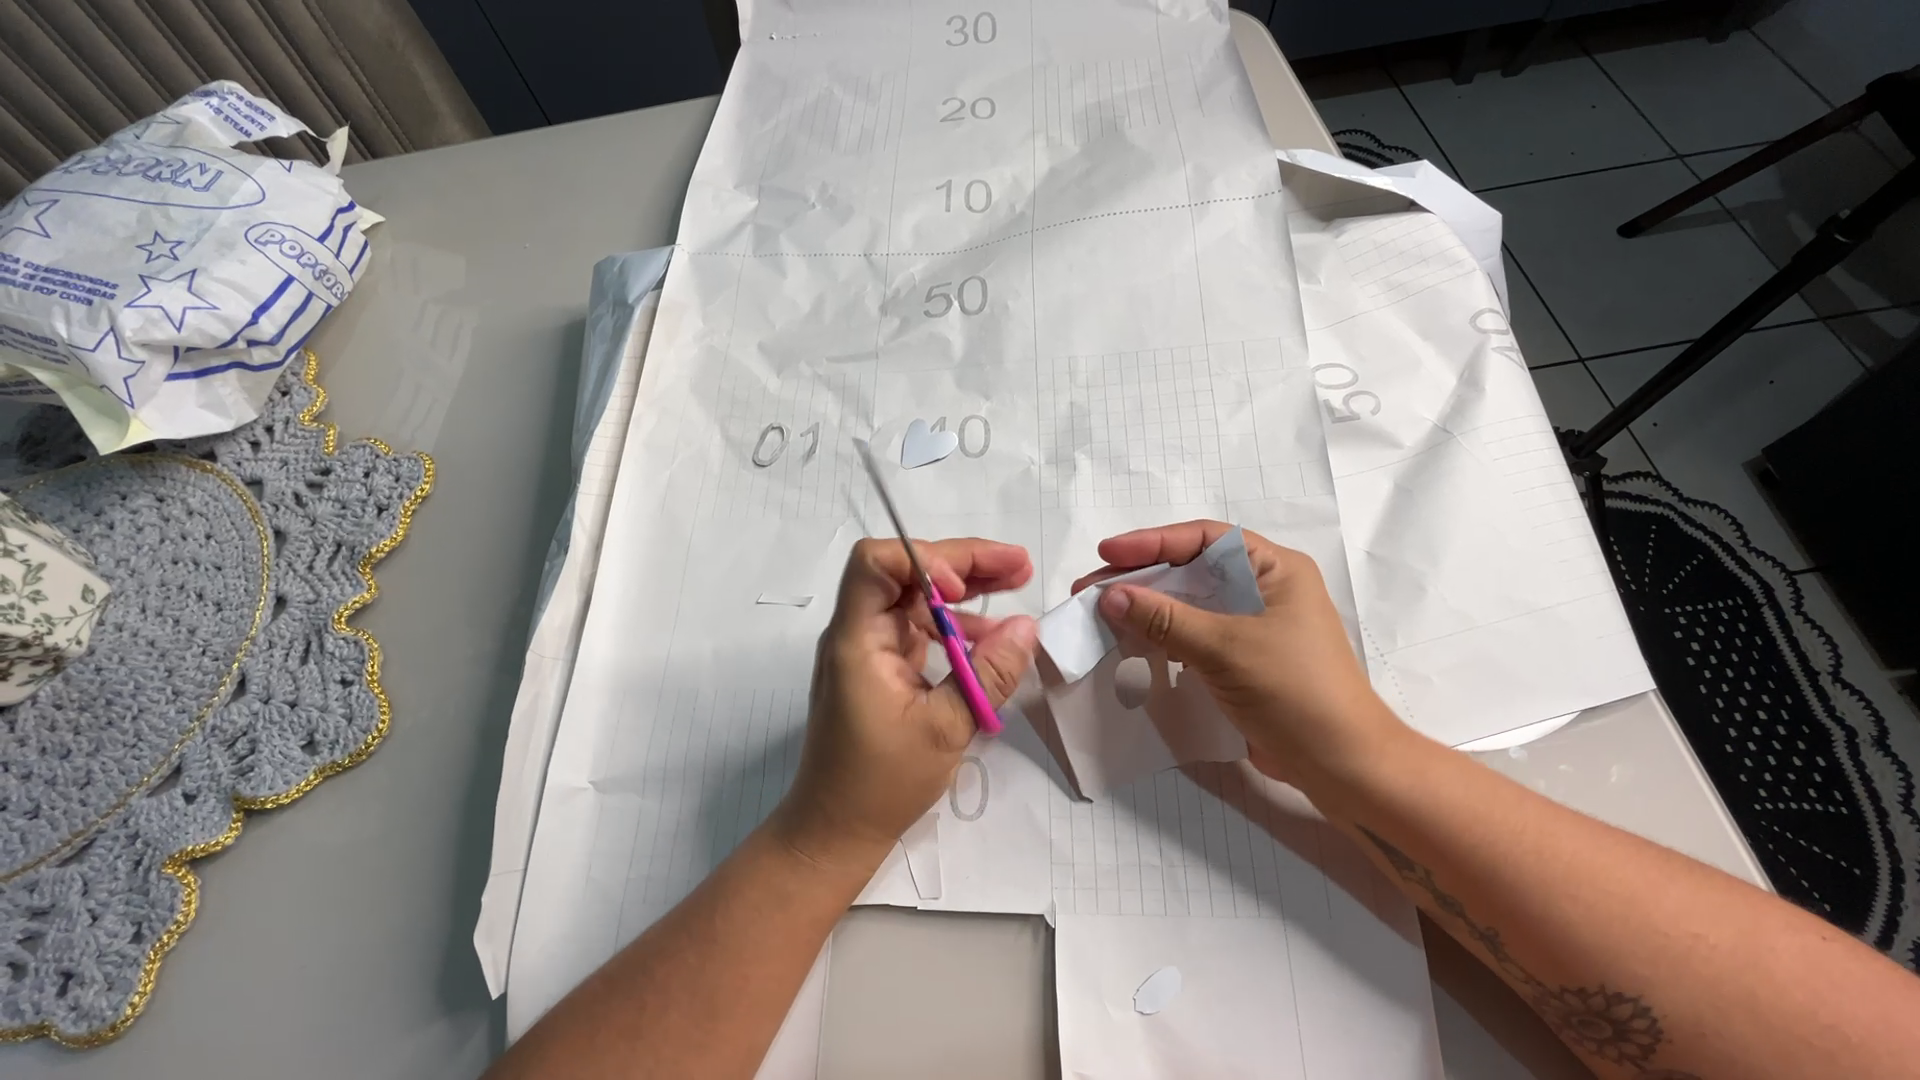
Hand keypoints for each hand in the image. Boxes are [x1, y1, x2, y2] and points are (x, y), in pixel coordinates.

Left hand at [772, 538, 1037, 873]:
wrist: (836, 829)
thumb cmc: (880, 783)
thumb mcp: (946, 729)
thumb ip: (988, 674)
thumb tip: (1028, 627)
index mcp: (858, 639)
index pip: (875, 562)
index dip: (923, 561)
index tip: (962, 589)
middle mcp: (860, 633)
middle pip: (905, 572)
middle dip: (963, 563)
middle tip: (1020, 566)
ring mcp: (871, 649)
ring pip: (916, 597)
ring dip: (966, 589)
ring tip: (1019, 586)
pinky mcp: (884, 668)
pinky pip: (920, 628)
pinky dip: (956, 625)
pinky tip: (993, 636)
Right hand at [1072, 521, 1409, 789]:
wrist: (1341, 764)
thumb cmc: (1293, 691)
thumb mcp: (1225, 647)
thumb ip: (1165, 619)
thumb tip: (1109, 595)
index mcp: (1273, 569)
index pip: (1203, 539)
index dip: (1151, 542)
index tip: (1106, 551)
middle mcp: (1262, 590)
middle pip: (1190, 570)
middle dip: (1139, 578)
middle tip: (1090, 590)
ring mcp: (1251, 627)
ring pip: (1187, 605)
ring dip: (1145, 609)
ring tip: (1099, 616)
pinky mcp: (1240, 661)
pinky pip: (1192, 637)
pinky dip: (1160, 638)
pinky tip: (1129, 643)